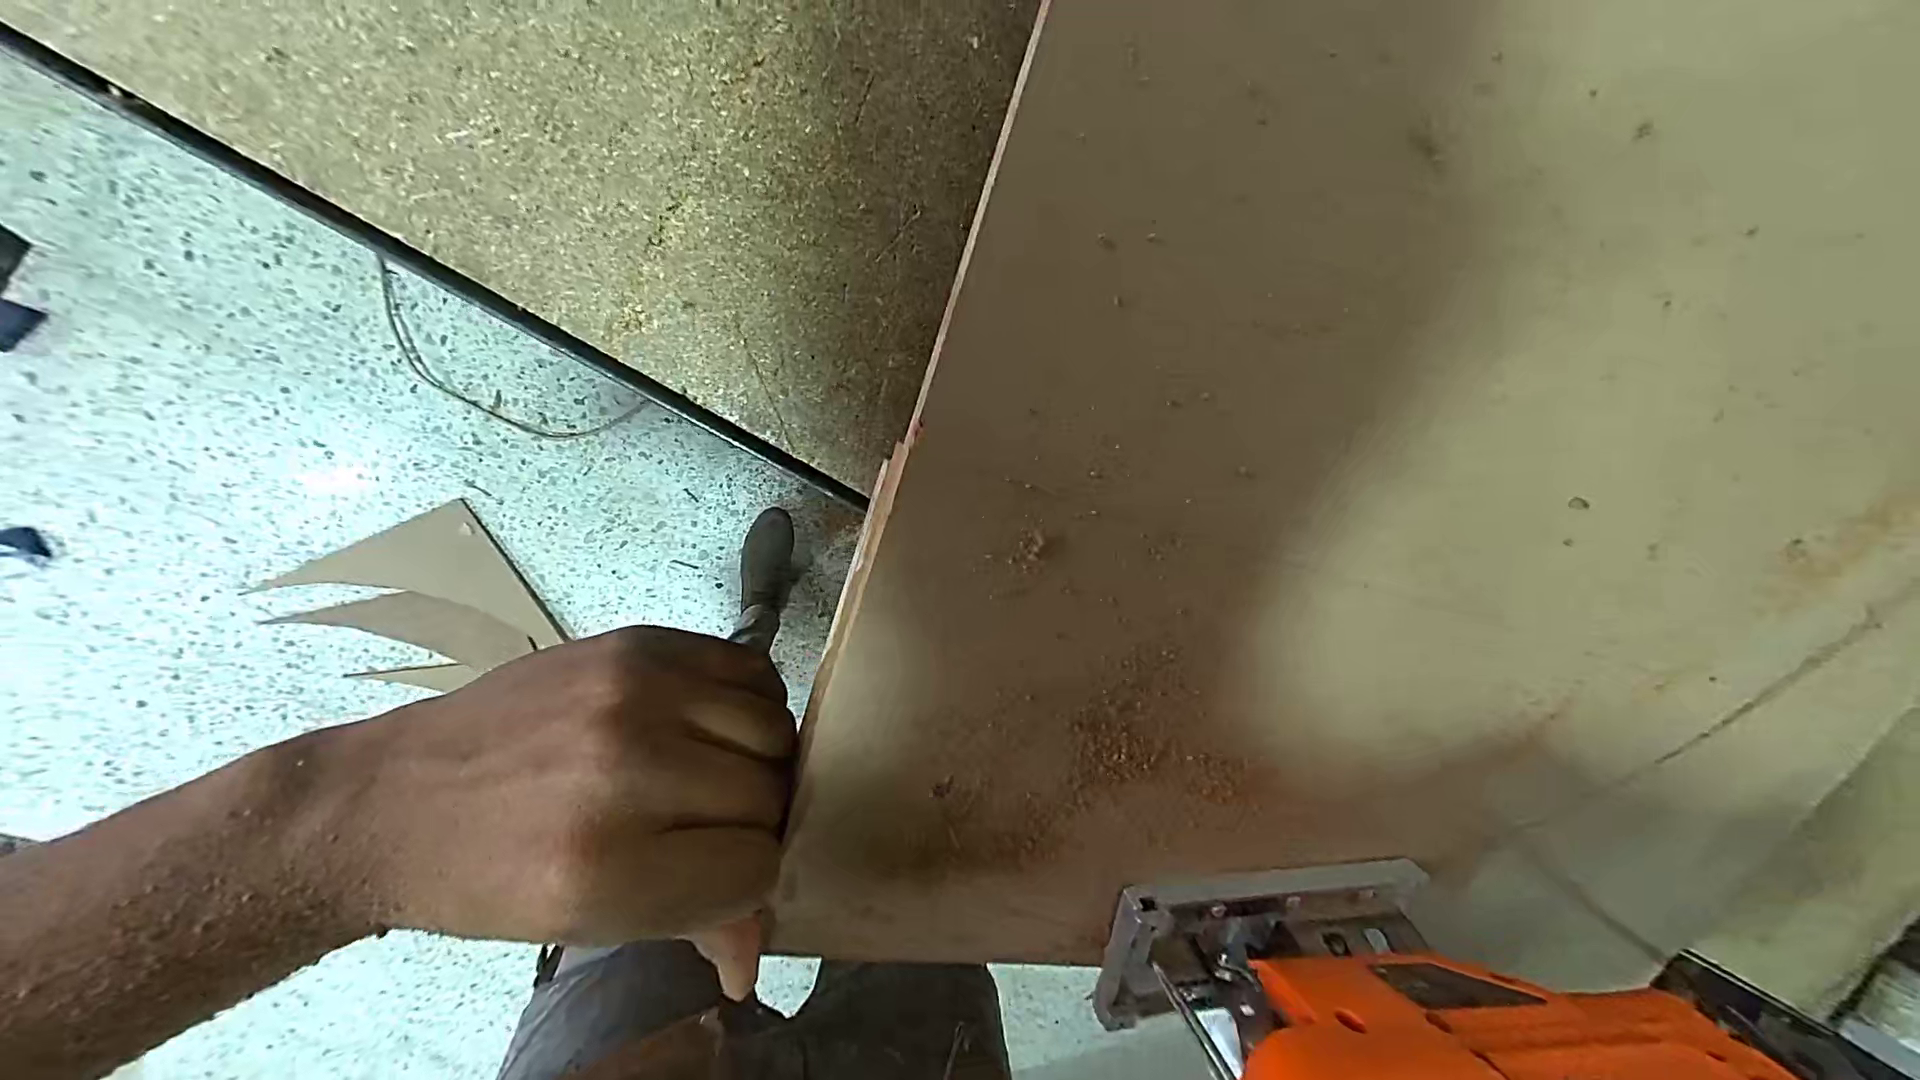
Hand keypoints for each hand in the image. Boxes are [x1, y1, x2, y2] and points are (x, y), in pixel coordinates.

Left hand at [313, 626, 793, 994]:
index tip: (726, 869)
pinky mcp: (644, 642)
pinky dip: (756, 701)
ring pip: (774, 729)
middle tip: (723, 819)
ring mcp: (638, 691)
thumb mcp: (585, 925)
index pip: (756, 868)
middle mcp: (627, 768)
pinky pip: (753, 670)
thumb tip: (755, 962)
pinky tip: (720, 720)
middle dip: (757, 818)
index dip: (749, 876)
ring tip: (723, 767)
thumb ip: (689, 928)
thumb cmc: (489, 874)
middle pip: (769, 796)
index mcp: (604, 867)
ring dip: (762, 757)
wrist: (396, 794)